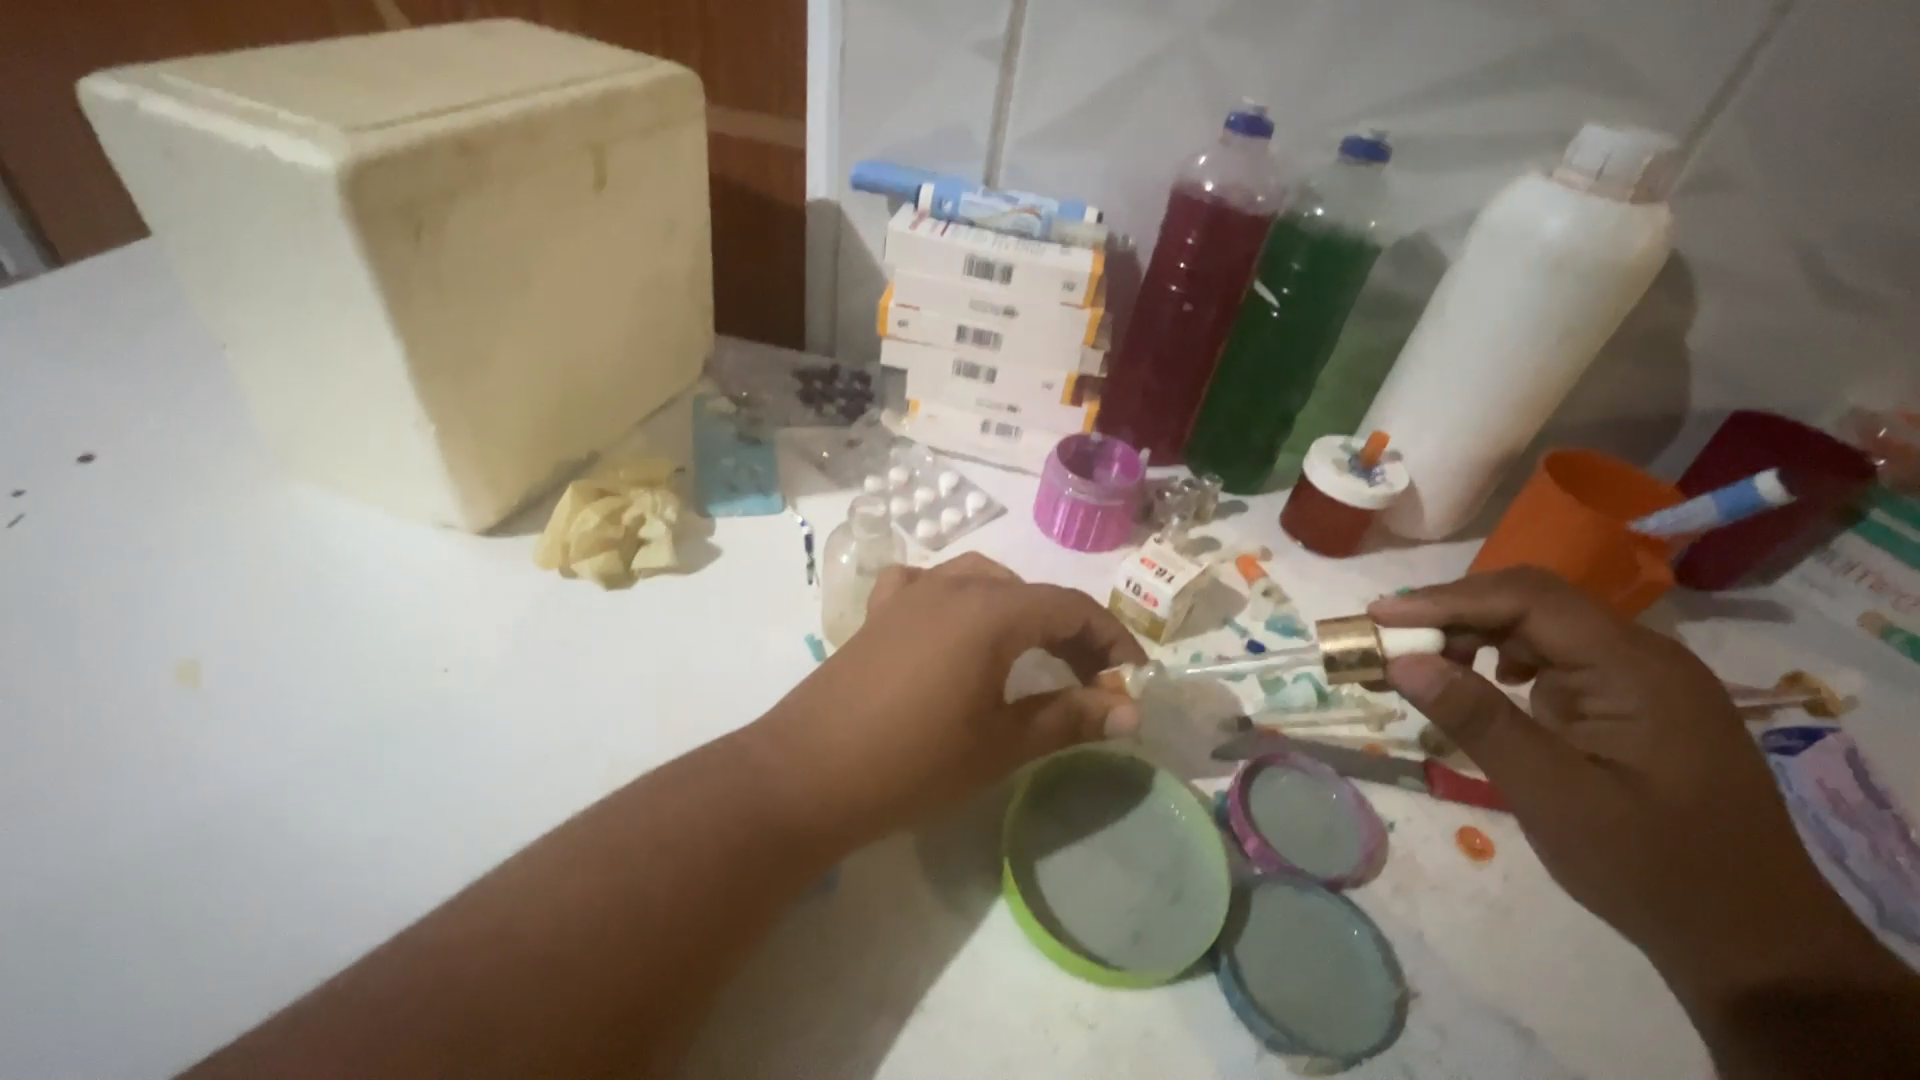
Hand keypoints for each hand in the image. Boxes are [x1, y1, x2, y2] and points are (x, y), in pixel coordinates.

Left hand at [760, 554, 1144, 844]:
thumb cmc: (914, 763)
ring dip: (1018, 612)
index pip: (1073, 608)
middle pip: (1031, 594)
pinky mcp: (878, 613)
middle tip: (1090, 686)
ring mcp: (909, 594)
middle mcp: (953, 586)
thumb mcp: (1002, 744)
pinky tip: (953, 628)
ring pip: (982, 581)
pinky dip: (956, 600)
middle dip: (1071, 634)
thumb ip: (1070, 717)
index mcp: (992, 611)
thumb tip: (1132, 710)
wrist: (808, 775)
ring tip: (1031, 655)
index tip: (1131, 682)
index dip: (1111, 642)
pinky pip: (927, 585)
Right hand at [1369, 569, 1887, 996]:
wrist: (1752, 940)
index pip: (1528, 599)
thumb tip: (1401, 661)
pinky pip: (1561, 660)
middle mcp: (1645, 657)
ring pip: (1544, 628)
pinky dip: (1505, 661)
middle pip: (1535, 603)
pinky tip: (1483, 685)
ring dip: (1476, 636)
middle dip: (1454, 614)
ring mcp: (1645, 680)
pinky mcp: (1636, 704)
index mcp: (1635, 668)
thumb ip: (1478, 720)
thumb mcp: (1551, 796)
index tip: (1379, 617)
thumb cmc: (1650, 869)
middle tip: (1388, 641)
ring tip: (1421, 664)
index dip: (1447, 599)